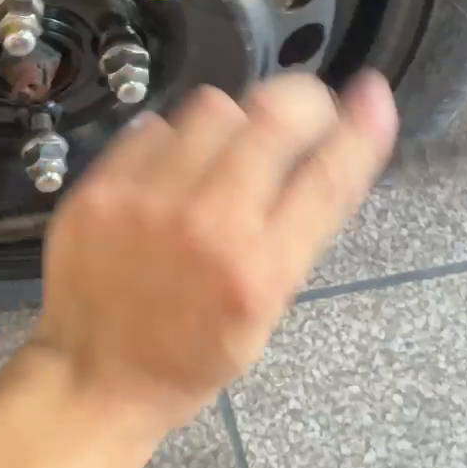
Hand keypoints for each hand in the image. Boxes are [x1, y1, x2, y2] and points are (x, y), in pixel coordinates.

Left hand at [24, 72, 398, 432]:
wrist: (94, 374)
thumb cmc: (189, 356)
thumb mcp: (263, 314)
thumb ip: (289, 236)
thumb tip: (316, 153)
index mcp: (259, 272)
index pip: (328, 179)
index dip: (359, 128)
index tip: (371, 93)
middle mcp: (207, 225)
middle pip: (271, 119)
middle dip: (300, 99)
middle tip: (301, 104)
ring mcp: (145, 200)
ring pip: (211, 108)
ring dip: (233, 118)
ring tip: (226, 145)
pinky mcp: (100, 188)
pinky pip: (152, 126)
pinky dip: (173, 136)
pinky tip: (171, 163)